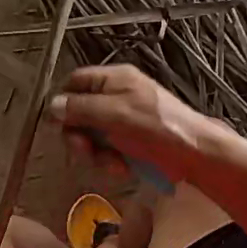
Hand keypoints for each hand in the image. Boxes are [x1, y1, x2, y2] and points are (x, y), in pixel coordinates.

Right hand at [47, 65, 222, 183]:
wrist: (194, 154)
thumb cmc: (158, 127)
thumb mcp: (116, 114)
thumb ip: (81, 108)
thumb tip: (52, 106)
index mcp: (114, 79)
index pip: (75, 82)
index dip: (64, 102)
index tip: (59, 124)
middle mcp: (115, 96)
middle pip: (78, 113)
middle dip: (80, 135)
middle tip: (86, 151)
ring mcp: (122, 120)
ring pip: (90, 136)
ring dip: (95, 153)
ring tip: (111, 163)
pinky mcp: (128, 142)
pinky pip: (105, 150)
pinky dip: (110, 161)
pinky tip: (122, 168)